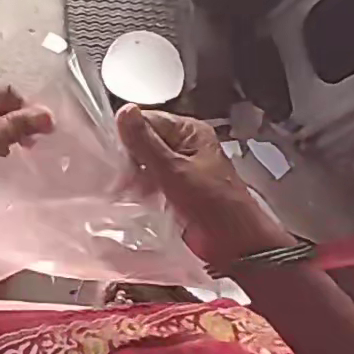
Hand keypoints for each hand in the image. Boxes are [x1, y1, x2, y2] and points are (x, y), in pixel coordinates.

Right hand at [116, 104, 293, 265]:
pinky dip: (141, 190)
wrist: (235, 243)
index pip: (148, 121)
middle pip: (144, 142)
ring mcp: (180, 168)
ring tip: (127, 193)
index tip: (118, 158)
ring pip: (145, 164)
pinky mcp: (175, 190)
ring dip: (134, 178)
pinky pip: (150, 182)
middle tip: (123, 181)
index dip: (130, 137)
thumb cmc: (213, 204)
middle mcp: (184, 145)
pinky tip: (135, 200)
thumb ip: (146, 142)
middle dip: (130, 161)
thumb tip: (124, 110)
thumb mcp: (175, 170)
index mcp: (190, 131)